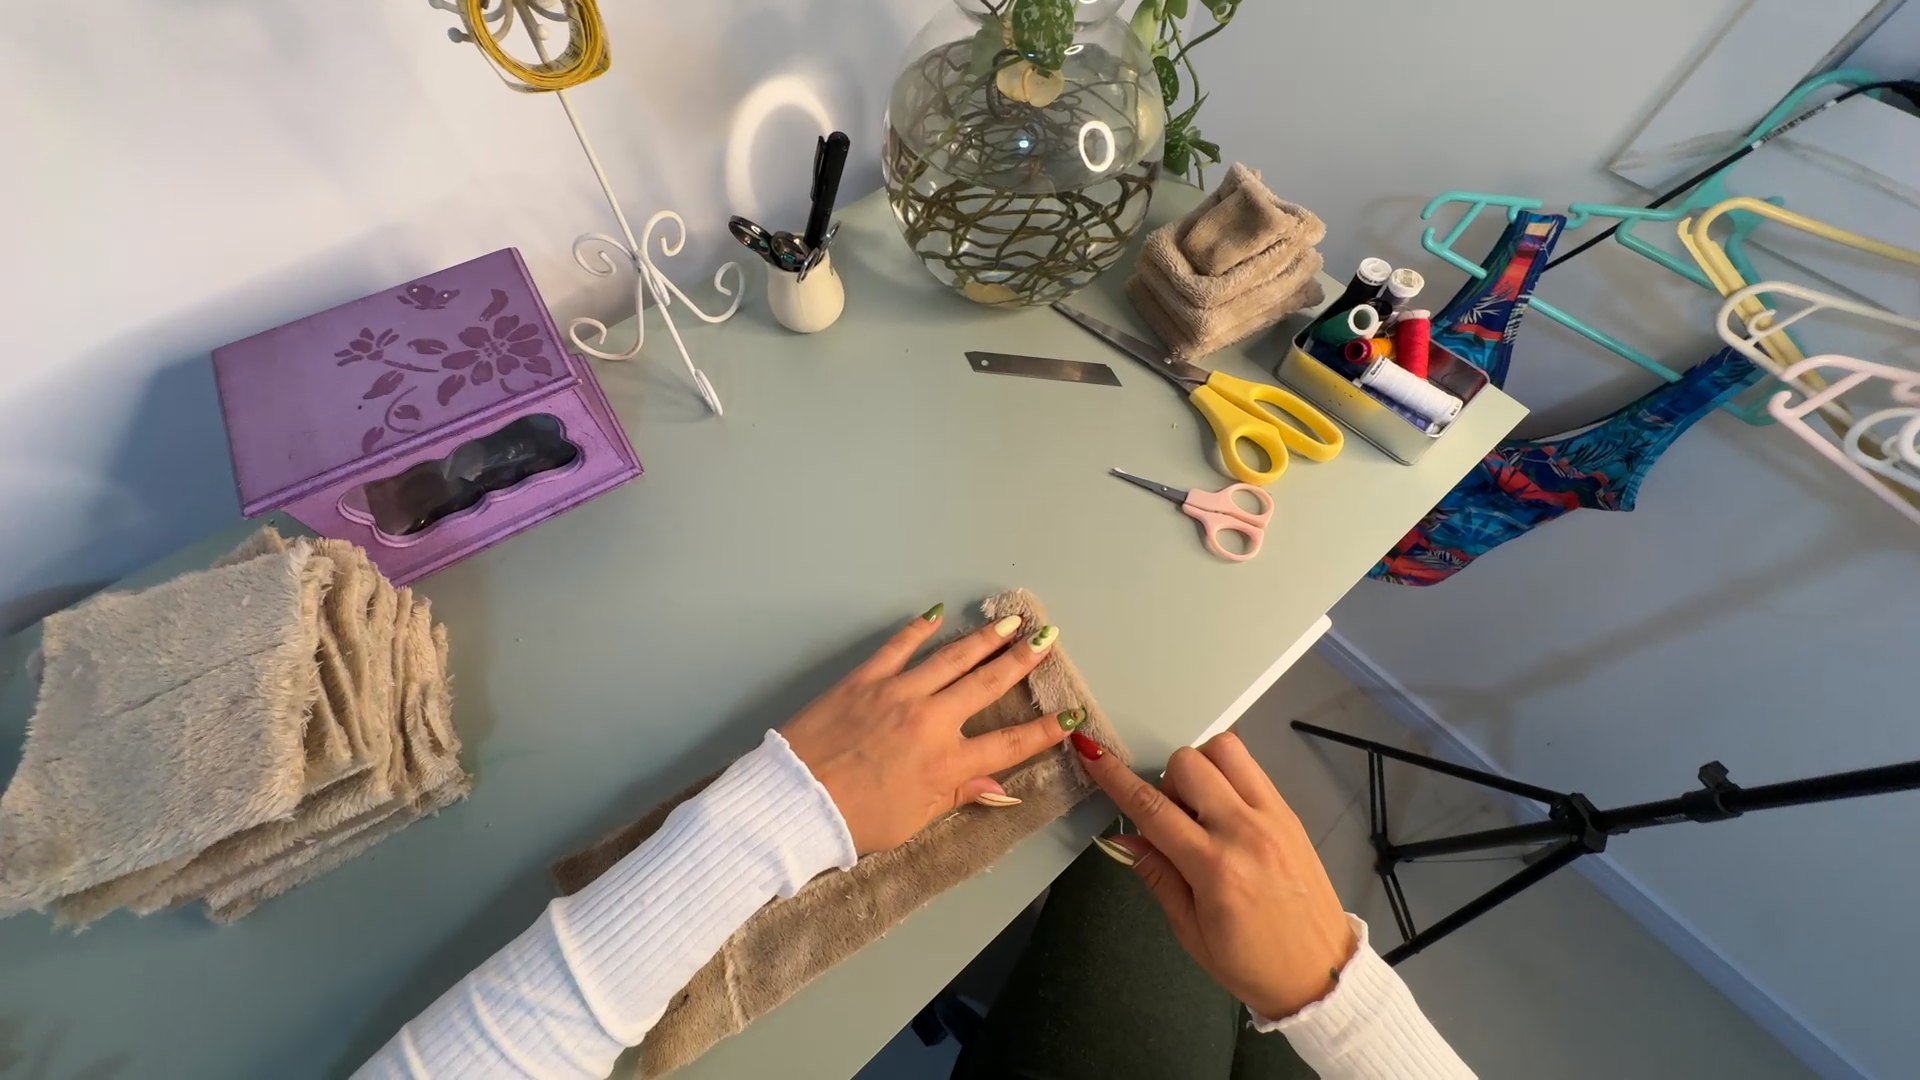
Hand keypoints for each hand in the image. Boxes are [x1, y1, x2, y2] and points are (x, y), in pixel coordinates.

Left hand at [782, 605, 1082, 854]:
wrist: (794, 801)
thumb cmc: (855, 821)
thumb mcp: (913, 819)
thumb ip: (957, 793)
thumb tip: (1002, 789)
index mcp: (946, 764)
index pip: (1010, 744)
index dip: (1046, 730)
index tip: (1072, 715)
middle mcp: (932, 721)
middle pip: (988, 684)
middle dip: (1022, 661)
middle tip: (1047, 638)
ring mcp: (899, 693)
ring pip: (953, 658)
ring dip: (985, 638)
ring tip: (1010, 622)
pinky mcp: (867, 678)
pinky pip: (899, 646)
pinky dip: (919, 627)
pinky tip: (937, 612)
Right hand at [1075, 731, 1357, 1018]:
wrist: (1325, 978)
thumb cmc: (1250, 964)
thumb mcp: (1190, 930)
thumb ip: (1156, 874)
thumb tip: (1120, 837)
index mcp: (1215, 869)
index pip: (1152, 808)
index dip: (1115, 777)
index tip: (1092, 752)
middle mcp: (1245, 831)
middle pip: (1187, 763)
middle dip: (1168, 782)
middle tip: (1175, 820)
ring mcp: (1273, 817)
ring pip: (1222, 749)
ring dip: (1200, 768)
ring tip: (1202, 809)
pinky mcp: (1290, 812)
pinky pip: (1250, 766)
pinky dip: (1226, 774)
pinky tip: (1224, 810)